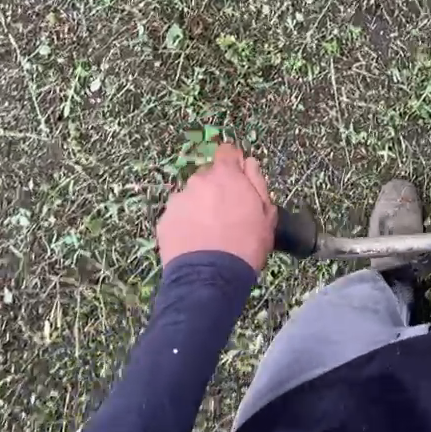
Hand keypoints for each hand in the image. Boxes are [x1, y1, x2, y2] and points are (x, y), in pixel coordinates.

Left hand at [157, 144, 275, 270]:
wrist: (210, 280)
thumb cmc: (246, 245)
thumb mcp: (266, 214)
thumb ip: (257, 182)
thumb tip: (249, 164)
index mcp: (225, 174)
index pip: (227, 151)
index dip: (234, 163)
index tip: (238, 179)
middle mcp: (199, 181)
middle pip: (209, 176)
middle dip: (216, 189)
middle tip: (226, 214)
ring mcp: (178, 201)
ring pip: (192, 196)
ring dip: (200, 206)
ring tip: (209, 233)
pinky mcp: (164, 221)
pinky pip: (178, 215)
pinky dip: (186, 223)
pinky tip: (195, 242)